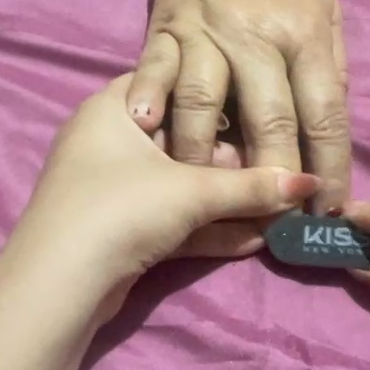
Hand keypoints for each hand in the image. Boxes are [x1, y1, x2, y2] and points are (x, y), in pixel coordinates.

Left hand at [0, 74, 319, 316]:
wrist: (61, 284)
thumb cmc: (121, 208)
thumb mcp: (192, 191)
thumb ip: (252, 185)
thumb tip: (308, 184)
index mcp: (114, 107)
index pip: (176, 84)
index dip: (225, 97)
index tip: (269, 109)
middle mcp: (110, 142)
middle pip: (184, 142)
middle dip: (235, 164)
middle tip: (283, 173)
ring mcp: (114, 190)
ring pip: (180, 189)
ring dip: (226, 205)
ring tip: (278, 214)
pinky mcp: (121, 231)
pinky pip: (172, 221)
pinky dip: (208, 230)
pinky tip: (253, 241)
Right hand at [127, 0, 349, 212]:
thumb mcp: (324, 8)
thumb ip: (331, 68)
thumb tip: (332, 137)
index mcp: (306, 32)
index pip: (325, 113)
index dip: (331, 167)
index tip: (331, 212)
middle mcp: (258, 35)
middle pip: (270, 118)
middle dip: (275, 179)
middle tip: (278, 228)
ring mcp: (206, 32)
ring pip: (206, 102)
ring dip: (207, 156)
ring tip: (209, 199)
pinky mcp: (163, 29)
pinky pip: (154, 68)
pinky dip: (148, 96)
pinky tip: (145, 126)